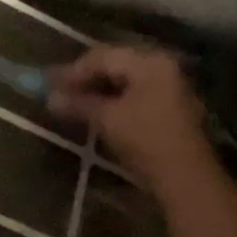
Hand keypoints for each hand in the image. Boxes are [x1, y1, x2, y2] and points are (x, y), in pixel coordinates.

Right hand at [49, 45, 213, 194]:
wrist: (187, 179)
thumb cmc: (146, 140)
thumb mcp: (107, 119)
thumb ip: (78, 103)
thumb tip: (49, 98)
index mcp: (148, 62)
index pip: (101, 57)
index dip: (72, 71)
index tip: (49, 84)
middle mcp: (162, 66)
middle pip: (114, 64)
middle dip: (85, 77)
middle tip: (60, 90)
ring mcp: (170, 86)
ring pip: (125, 79)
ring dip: (99, 89)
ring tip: (75, 101)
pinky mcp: (172, 106)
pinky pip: (136, 92)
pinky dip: (114, 98)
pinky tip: (98, 110)